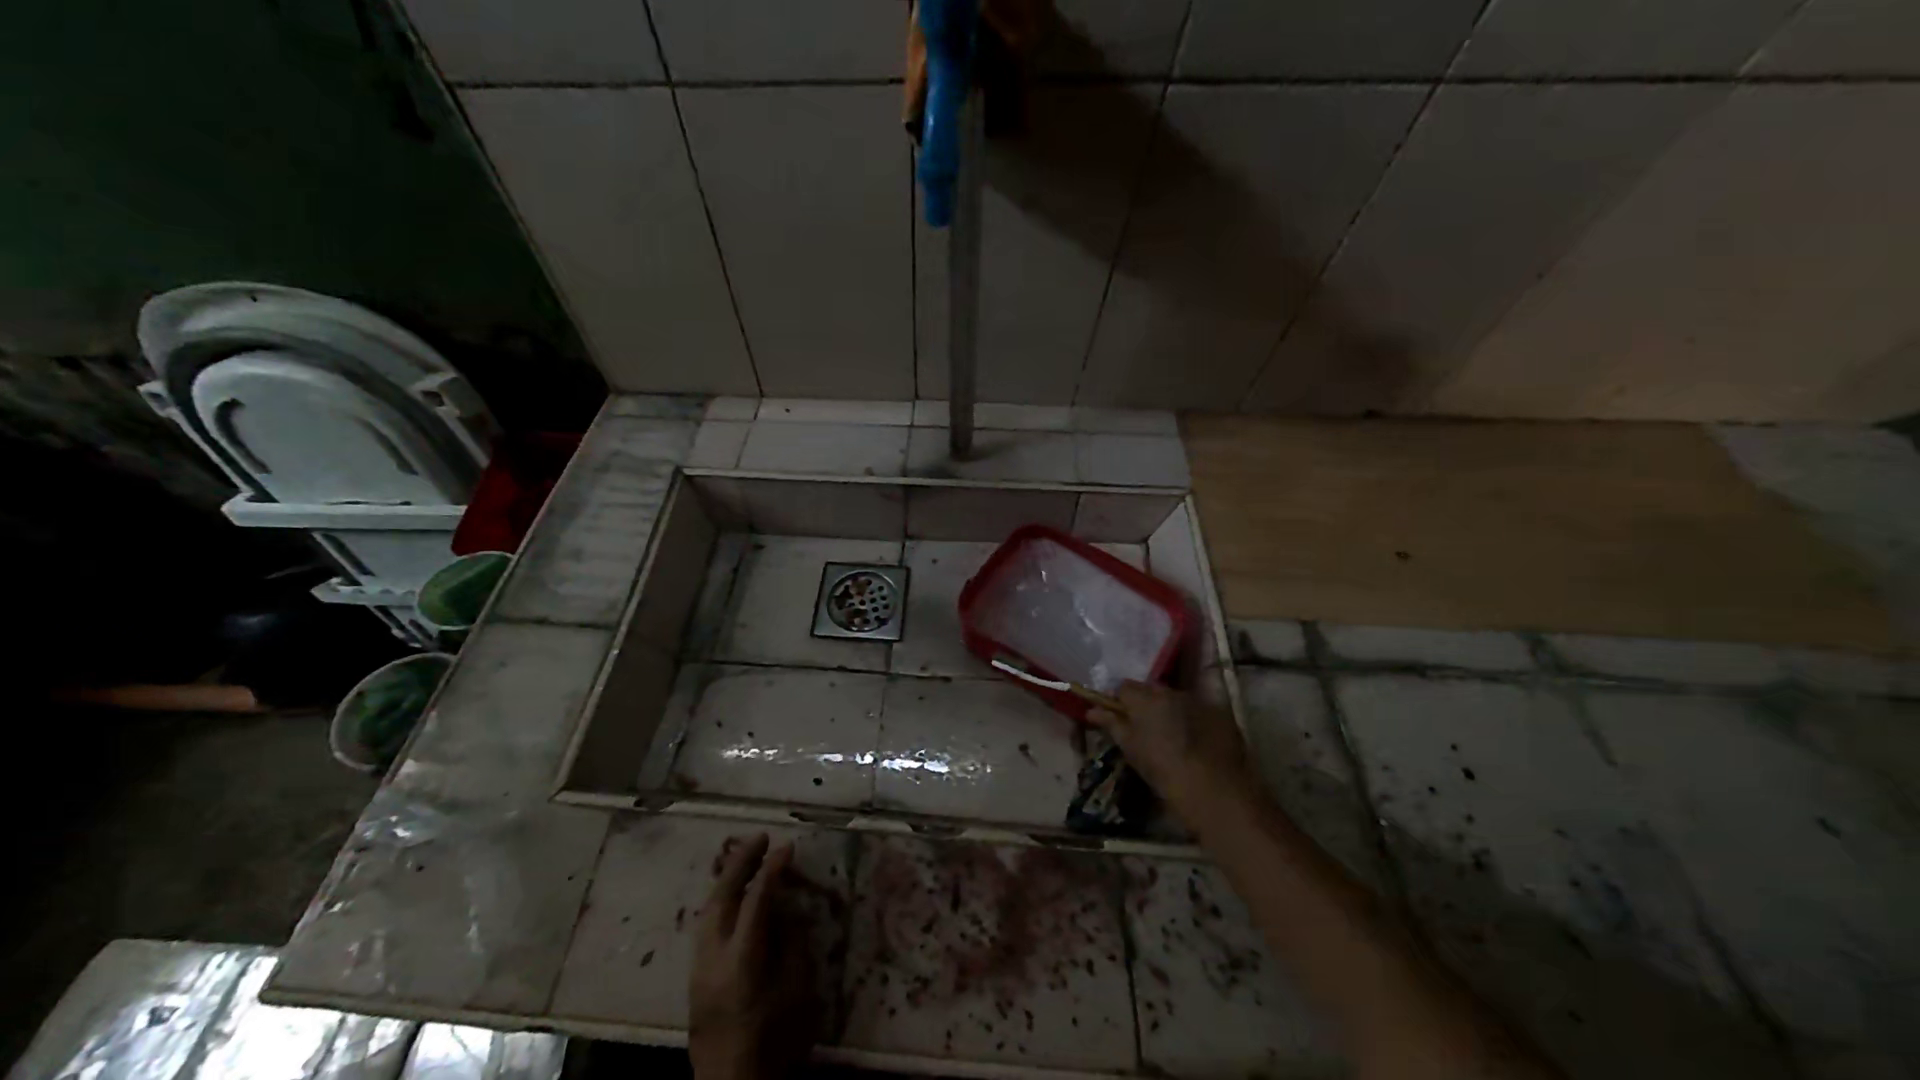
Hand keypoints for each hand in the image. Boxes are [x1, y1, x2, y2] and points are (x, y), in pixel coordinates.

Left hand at [690, 834, 814, 1079]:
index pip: (757, 899)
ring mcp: (699, 966)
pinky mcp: (695, 977)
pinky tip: (733, 894)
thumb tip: (789, 910)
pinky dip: (721, 899)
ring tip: (746, 857)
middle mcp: (713, 956)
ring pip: (708, 909)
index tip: (787, 847)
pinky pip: (706, 924)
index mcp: (743, 959)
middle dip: (741, 862)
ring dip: (728, 878)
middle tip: (760, 837)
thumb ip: (793, 944)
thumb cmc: (774, 1043)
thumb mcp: (798, 992)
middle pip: (722, 896)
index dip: (773, 869)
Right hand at [1086, 681, 1260, 823]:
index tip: (1119, 719)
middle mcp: (1172, 692)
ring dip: (1171, 712)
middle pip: (1152, 691)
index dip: (1120, 702)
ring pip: (1177, 701)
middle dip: (1146, 706)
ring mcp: (1199, 701)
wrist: (1214, 790)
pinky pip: (1200, 711)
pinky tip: (1197, 744)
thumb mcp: (1131, 749)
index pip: (1124, 688)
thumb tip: (1093, 710)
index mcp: (1146, 698)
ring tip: (1172, 739)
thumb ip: (1112, 724)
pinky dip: (1194, 721)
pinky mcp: (1222, 714)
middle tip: (1145, 731)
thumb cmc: (1163, 770)